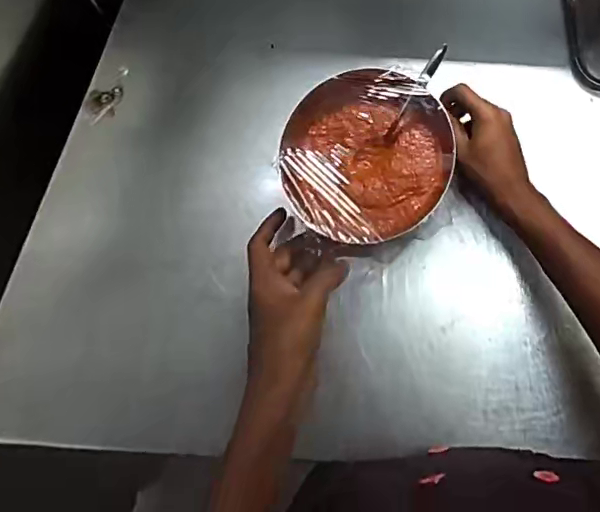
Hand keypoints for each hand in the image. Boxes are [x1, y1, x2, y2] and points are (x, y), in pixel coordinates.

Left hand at [244, 209, 347, 397]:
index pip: (259, 244)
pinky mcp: (293, 323)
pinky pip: (304, 293)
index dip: (270, 226)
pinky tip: (335, 277)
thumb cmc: (287, 341)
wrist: (281, 388)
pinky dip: (317, 283)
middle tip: (323, 231)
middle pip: (281, 258)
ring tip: (334, 249)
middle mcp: (269, 290)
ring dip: (312, 263)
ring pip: (295, 276)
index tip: (285, 212)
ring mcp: (280, 307)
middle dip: (300, 243)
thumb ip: (324, 278)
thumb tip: (339, 261)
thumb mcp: (309, 304)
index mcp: (263, 280)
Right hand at [442, 83, 539, 215]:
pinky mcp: (508, 131)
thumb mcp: (460, 148)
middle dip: (455, 107)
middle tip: (444, 122)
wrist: (512, 191)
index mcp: (487, 113)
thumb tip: (442, 112)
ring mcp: (506, 121)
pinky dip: (475, 123)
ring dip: (464, 116)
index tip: (438, 108)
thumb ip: (450, 125)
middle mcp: (499, 112)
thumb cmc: (485, 171)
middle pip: (471, 98)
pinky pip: (488, 118)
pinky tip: (469, 141)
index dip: (446, 95)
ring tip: (454, 134)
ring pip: (479, 108)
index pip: (462, 90)